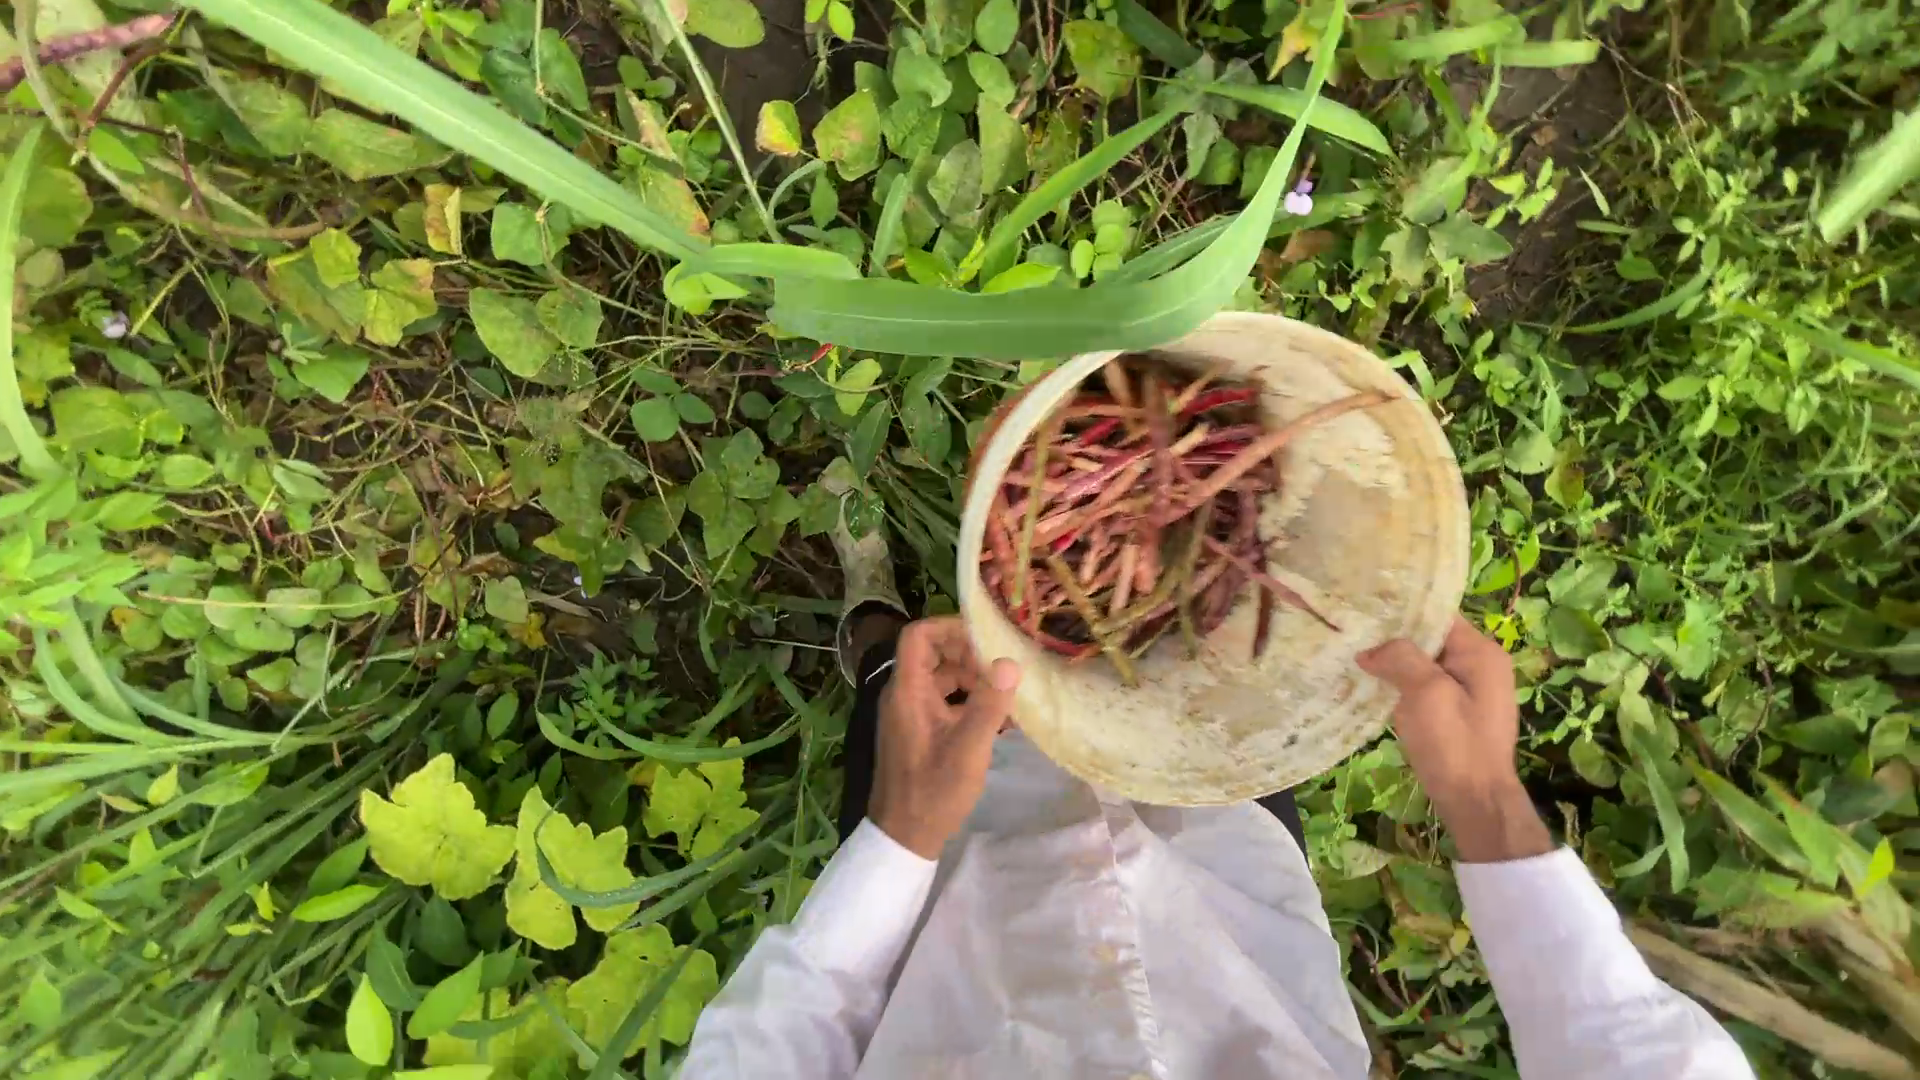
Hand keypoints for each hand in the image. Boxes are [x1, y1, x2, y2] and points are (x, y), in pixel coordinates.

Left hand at [869, 617, 1021, 859]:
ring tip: (1003, 698)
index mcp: (907, 691)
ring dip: (971, 679)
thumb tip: (1009, 662)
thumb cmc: (934, 792)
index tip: (985, 640)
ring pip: (939, 677)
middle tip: (1001, 673)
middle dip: (969, 656)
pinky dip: (966, 701)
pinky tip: (994, 720)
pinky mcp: (917, 730)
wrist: (903, 837)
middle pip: (932, 653)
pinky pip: (941, 700)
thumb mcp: (968, 749)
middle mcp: (903, 695)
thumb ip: (989, 705)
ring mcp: (908, 713)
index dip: (951, 628)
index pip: (919, 635)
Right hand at [1357, 615, 1552, 863]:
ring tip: (1351, 650)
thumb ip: (1401, 658)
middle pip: (1426, 635)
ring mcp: (1465, 686)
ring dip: (1389, 658)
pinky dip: (1395, 678)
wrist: (1473, 800)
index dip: (1399, 608)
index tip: (1361, 606)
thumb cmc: (1455, 743)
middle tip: (1348, 629)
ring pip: (1419, 658)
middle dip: (1389, 633)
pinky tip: (1367, 680)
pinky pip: (1418, 680)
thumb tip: (1369, 649)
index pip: (1435, 614)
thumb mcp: (1426, 692)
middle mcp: (1477, 663)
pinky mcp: (1450, 707)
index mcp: (1480, 652)